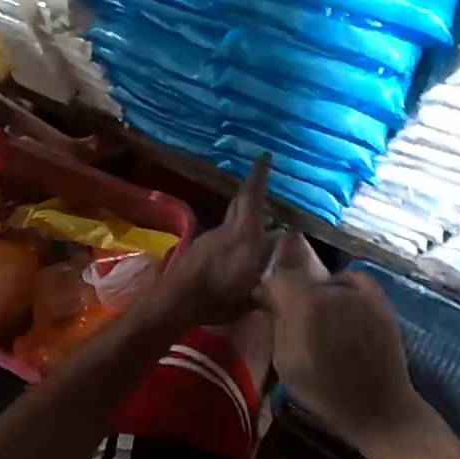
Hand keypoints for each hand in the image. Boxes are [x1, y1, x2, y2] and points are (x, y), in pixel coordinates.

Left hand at [146, 156, 272, 327]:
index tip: (264, 156)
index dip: (259, 176)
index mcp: (244, 235)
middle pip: (240, 203)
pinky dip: (234, 237)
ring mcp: (208, 238)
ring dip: (245, 219)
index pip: (252, 198)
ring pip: (232, 222)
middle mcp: (226, 229)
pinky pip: (222, 237)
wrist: (174, 302)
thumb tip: (285, 255)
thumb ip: (271, 273)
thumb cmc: (218, 299)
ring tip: (260, 227)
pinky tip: (238, 253)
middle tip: (263, 178)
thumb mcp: (254, 293)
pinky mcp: (197, 249)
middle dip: (252, 189)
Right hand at [260, 235, 429, 451]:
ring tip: (322, 317)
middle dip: (295, 294)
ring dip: (320, 294)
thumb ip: (276, 323)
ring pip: (328, 281)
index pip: (278, 277)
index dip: (271, 288)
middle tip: (295, 316)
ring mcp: (358, 293)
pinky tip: (343, 306)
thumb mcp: (285, 362)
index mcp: (304, 305)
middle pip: (304, 279)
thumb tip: (266, 296)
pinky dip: (345, 288)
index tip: (266, 301)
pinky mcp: (379, 300)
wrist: (377, 408)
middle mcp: (331, 290)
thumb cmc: (324, 392)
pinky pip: (355, 281)